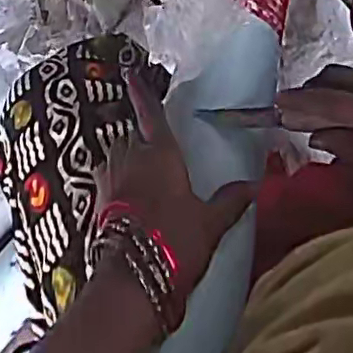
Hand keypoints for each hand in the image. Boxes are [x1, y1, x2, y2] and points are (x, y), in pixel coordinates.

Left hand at [98, 81, 254, 302]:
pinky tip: (127, 195)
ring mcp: (111, 174)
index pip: (151, 115)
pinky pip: (107, 174)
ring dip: (127, 156)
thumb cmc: (176, 241)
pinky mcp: (99, 196)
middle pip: (132, 135)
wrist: (133, 278)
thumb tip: (253, 185)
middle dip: (142, 138)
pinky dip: (116, 177)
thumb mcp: (210, 223)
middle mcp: (131, 156)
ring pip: (117, 152)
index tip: (130, 74)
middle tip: (157, 152)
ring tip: (144, 175)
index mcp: (160, 153)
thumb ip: (230, 201)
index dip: (142, 93)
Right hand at [276, 68, 352, 224]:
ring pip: (349, 75)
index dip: (297, 102)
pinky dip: (349, 89)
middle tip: (293, 108)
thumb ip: (346, 148)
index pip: (324, 101)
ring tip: (318, 109)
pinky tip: (347, 108)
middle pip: (333, 78)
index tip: (275, 105)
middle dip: (310, 90)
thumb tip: (315, 134)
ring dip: (330, 88)